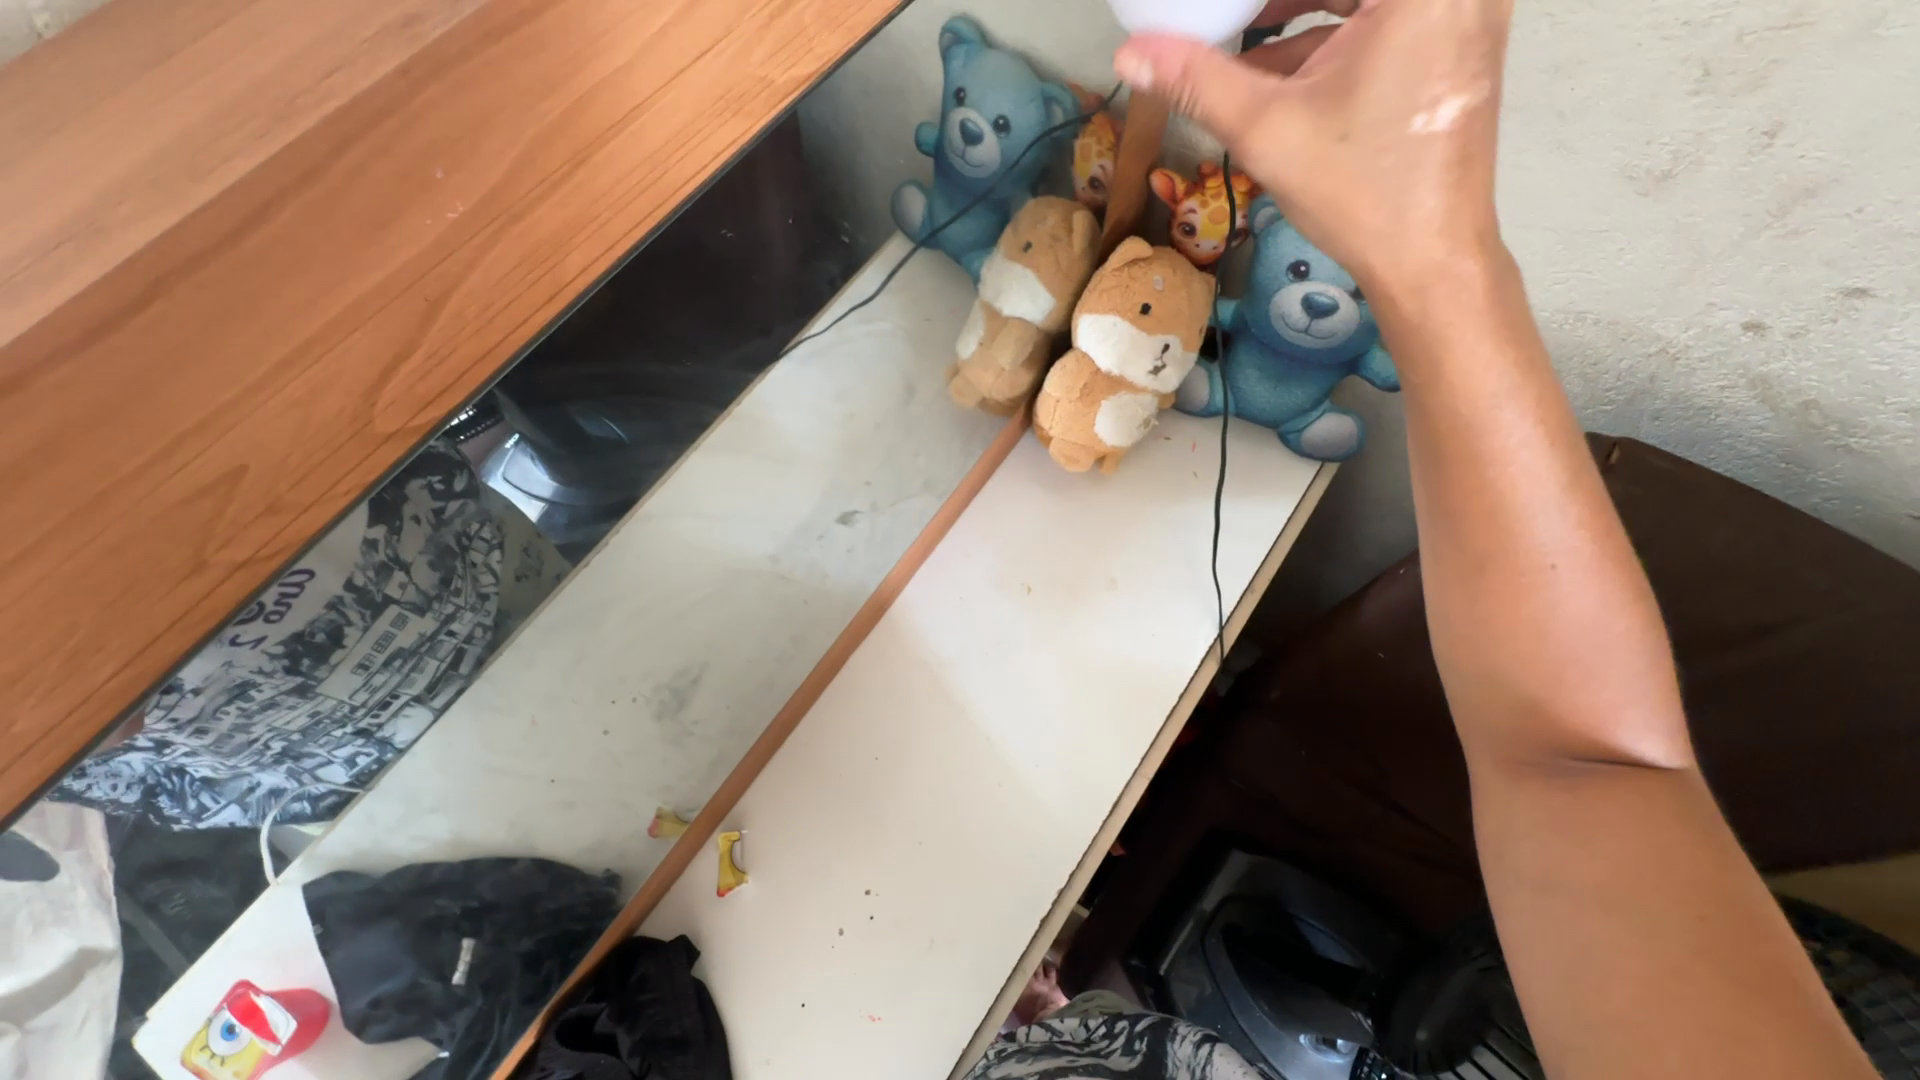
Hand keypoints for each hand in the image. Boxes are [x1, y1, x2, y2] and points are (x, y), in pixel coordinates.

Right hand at [1114, 0, 1513, 298]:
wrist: (1427, 256)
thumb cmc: (1354, 190)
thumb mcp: (1264, 128)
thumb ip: (1195, 81)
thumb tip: (1129, 53)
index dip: (1258, 1)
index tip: (1219, 14)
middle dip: (1275, 4)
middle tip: (1225, 20)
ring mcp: (1464, 7)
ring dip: (1297, 9)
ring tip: (1238, 36)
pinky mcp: (1457, 38)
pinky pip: (1382, 13)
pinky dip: (1328, 31)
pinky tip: (1273, 69)